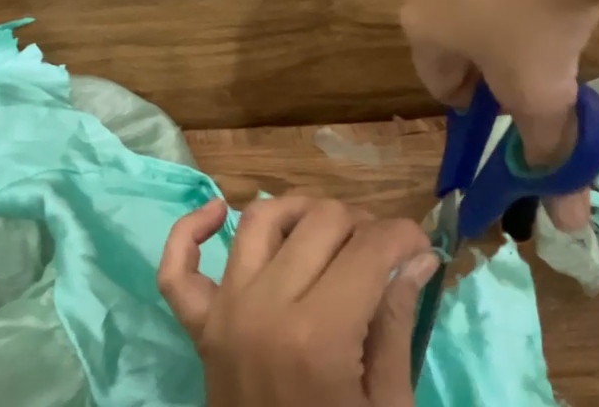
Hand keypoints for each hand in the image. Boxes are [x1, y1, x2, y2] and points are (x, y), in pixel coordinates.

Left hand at [157, 196, 438, 406]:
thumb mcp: (387, 406)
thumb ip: (395, 324)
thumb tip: (416, 255)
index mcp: (319, 336)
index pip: (370, 249)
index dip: (404, 236)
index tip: (421, 245)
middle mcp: (265, 309)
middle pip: (320, 223)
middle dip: (363, 226)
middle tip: (383, 253)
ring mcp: (225, 314)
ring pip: (260, 221)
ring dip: (300, 212)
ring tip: (330, 229)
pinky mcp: (200, 329)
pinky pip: (177, 268)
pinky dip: (191, 231)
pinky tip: (219, 211)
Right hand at [400, 0, 598, 229]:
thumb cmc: (534, 21)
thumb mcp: (543, 95)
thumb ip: (549, 152)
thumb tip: (566, 222)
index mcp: (426, 27)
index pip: (438, 79)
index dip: (472, 104)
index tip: (505, 112)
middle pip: (448, 25)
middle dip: (479, 49)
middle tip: (526, 63)